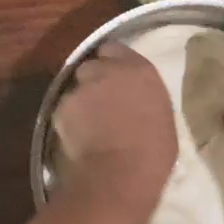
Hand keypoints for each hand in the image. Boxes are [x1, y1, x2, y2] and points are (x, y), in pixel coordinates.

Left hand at [54, 42, 176, 200]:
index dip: (112, 63)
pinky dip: (69, 120)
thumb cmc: (153, 153)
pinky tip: (77, 137)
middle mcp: (108, 70)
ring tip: (88, 124)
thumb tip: (137, 102)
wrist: (119, 174)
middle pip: (91, 67)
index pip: (116, 50)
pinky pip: (64, 110)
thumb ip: (144, 99)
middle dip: (94, 80)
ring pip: (75, 88)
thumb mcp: (161, 117)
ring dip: (81, 100)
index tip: (114, 77)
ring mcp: (81, 88)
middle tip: (100, 102)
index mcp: (140, 70)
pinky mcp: (61, 107)